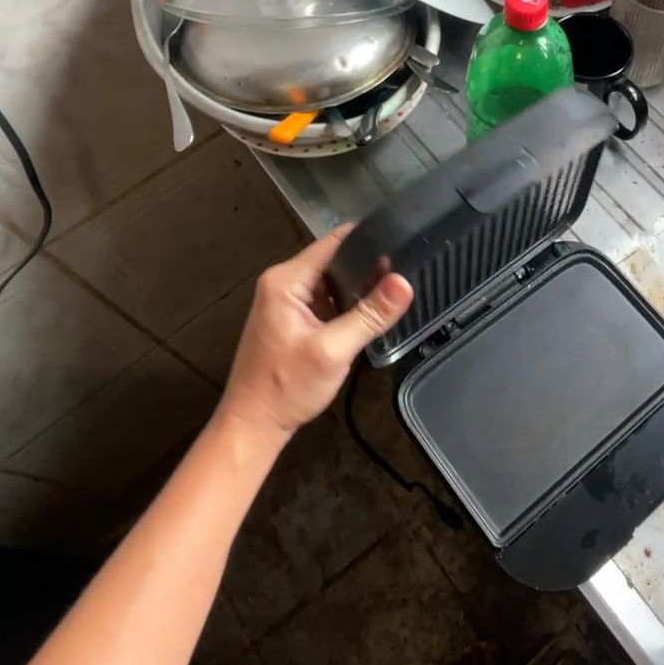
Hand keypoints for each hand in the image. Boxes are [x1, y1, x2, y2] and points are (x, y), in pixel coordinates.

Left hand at [218, 226, 413, 439]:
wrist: (253, 426)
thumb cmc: (286, 387)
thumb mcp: (333, 350)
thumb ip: (369, 315)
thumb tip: (404, 282)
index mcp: (286, 280)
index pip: (334, 243)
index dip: (367, 239)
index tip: (403, 238)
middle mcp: (284, 283)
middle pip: (335, 260)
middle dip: (368, 263)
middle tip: (410, 265)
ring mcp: (289, 302)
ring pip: (333, 281)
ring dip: (360, 285)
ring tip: (399, 284)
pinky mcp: (296, 320)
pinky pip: (328, 300)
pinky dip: (349, 304)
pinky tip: (374, 310)